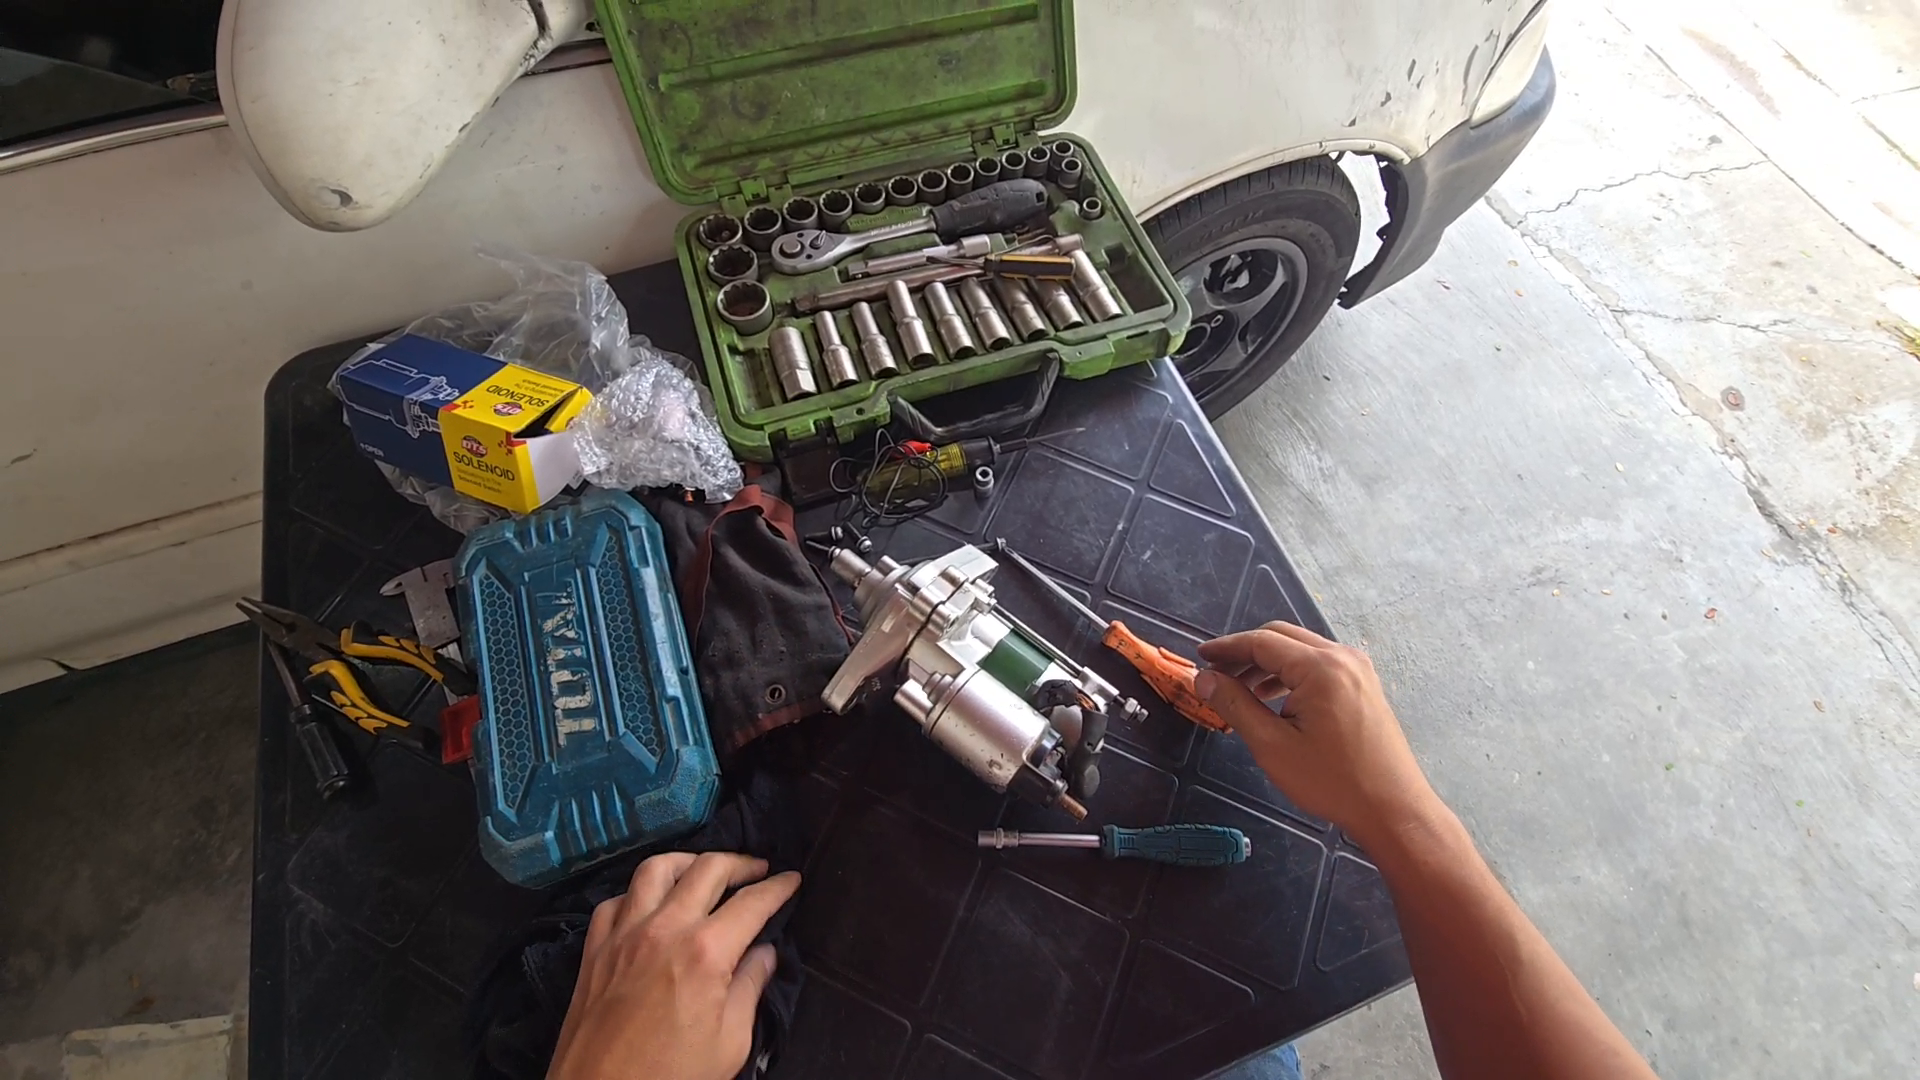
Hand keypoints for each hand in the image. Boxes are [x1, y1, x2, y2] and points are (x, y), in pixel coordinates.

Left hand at [548, 852, 801, 1079]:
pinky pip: (615, 901)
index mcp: (706, 951)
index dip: (779, 886)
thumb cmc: (672, 1078)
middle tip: (758, 870)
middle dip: (742, 863)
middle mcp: (666, 928)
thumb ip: (750, 988)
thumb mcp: (729, 1043)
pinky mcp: (594, 950)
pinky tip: (651, 905)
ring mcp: (624, 935)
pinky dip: (637, 893)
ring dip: (688, 862)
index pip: (753, 901)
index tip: (792, 879)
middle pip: (709, 867)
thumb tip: (764, 953)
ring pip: (657, 867)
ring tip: (704, 872)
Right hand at [1196, 622, 1438, 849]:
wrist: (1394, 811)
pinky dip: (1289, 673)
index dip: (1225, 648)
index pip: (1261, 642)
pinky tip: (1272, 697)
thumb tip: (1203, 679)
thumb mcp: (1272, 744)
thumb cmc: (1331, 781)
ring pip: (1299, 649)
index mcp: (1320, 667)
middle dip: (1244, 652)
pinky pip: (1317, 664)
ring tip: (1238, 688)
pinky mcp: (1363, 685)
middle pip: (1280, 637)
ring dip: (1266, 663)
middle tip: (1215, 673)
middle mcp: (1342, 657)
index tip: (1200, 658)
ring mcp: (1357, 670)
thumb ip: (1234, 704)